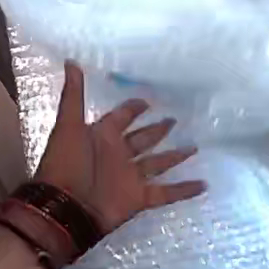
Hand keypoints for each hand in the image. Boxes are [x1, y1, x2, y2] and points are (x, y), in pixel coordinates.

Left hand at [35, 62, 206, 231]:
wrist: (65, 207)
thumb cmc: (65, 164)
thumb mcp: (68, 125)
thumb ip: (73, 95)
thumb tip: (71, 61)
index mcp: (102, 136)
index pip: (122, 117)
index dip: (134, 108)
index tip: (148, 100)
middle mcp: (118, 154)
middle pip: (143, 139)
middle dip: (158, 129)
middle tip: (175, 119)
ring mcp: (130, 177)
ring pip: (157, 163)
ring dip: (175, 156)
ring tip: (195, 147)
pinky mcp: (139, 198)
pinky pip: (166, 192)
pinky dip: (184, 190)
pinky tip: (203, 184)